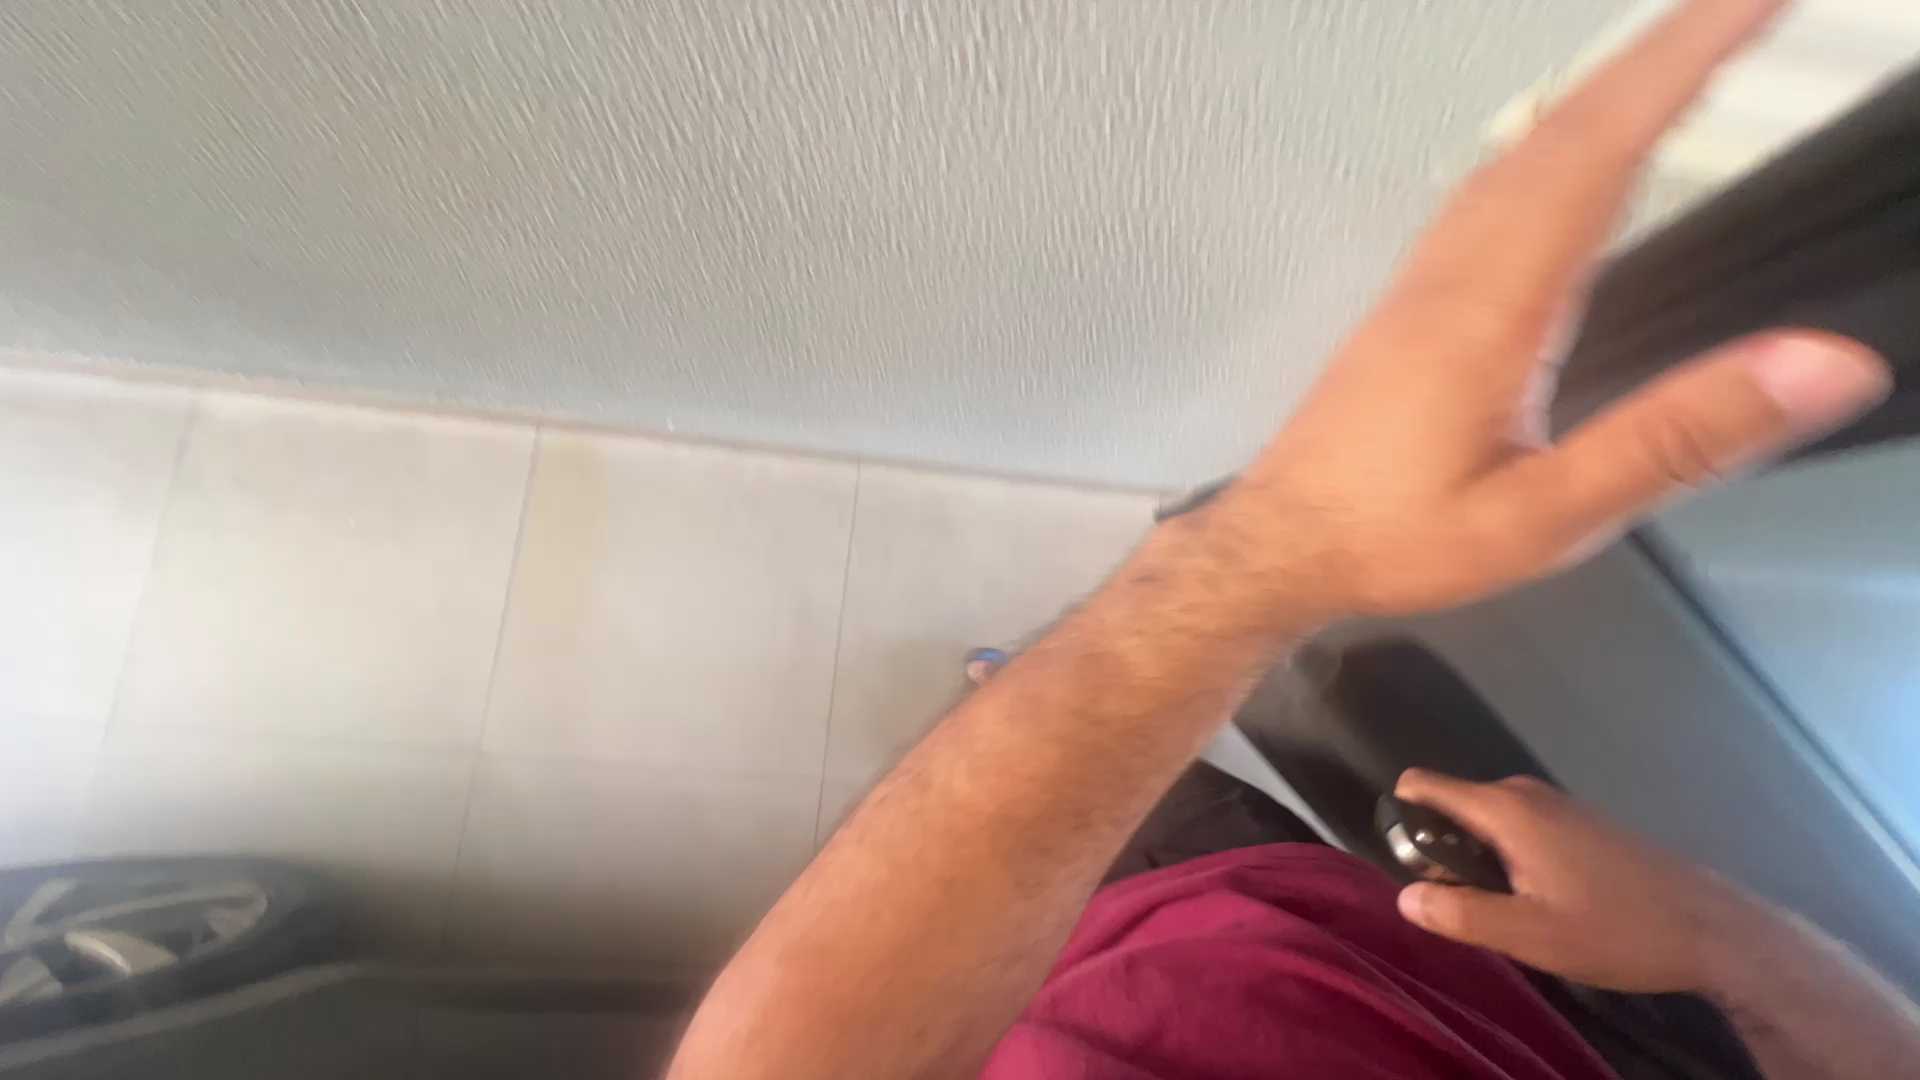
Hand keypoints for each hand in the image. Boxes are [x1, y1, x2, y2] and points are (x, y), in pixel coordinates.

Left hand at [1200, 0, 1889, 618]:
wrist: (1277, 548)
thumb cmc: (1382, 541)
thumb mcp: (1538, 516)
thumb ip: (1670, 442)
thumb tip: (1815, 367)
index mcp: (1482, 323)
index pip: (1590, 160)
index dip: (1676, 64)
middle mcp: (1436, 295)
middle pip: (1542, 148)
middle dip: (1641, 64)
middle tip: (1728, 11)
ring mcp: (1404, 306)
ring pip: (1493, 177)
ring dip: (1579, 111)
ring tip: (1653, 72)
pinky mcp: (1389, 328)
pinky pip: (1461, 220)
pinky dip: (1524, 171)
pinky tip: (1541, 186)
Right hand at [1392, 769, 1769, 993]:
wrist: (1725, 933)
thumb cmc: (1619, 929)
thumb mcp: (1532, 935)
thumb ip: (1460, 914)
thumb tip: (1404, 897)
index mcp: (1501, 808)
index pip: (1419, 784)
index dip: (1404, 819)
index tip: (1424, 867)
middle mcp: (1520, 792)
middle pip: (1449, 804)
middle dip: (1446, 848)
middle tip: (1480, 902)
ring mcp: (1553, 802)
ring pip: (1484, 818)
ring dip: (1482, 855)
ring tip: (1520, 905)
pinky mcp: (1578, 818)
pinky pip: (1517, 824)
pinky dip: (1513, 854)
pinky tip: (1553, 897)